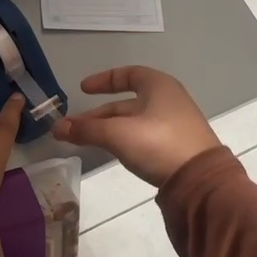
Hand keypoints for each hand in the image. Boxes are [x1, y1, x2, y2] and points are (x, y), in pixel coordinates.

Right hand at [52, 66, 219, 187]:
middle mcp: (168, 101)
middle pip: (126, 103)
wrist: (200, 181)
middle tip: (73, 126)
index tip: (83, 89)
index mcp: (159, 87)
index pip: (128, 75)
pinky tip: (109, 150)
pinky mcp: (174, 148)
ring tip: (83, 140)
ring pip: (132, 122)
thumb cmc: (158, 143)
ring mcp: (173, 126)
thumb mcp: (117, 134)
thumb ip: (86, 130)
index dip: (104, 80)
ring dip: (106, 129)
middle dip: (97, 114)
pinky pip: (141, 137)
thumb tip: (57, 128)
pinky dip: (121, 139)